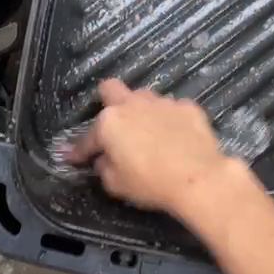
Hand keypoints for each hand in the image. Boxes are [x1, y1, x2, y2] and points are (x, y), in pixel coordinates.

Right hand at [65, 79, 257, 222]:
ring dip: (142, 112)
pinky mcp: (188, 107)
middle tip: (113, 124)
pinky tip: (176, 136)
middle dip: (107, 101)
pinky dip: (170, 121)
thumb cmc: (150, 183)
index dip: (80, 151)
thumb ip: (104, 167)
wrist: (198, 178)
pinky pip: (173, 109)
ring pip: (145, 98)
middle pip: (112, 89)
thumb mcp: (116, 184)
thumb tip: (104, 159)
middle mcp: (133, 104)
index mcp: (110, 122)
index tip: (75, 158)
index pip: (89, 138)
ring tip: (149, 132)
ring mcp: (163, 102)